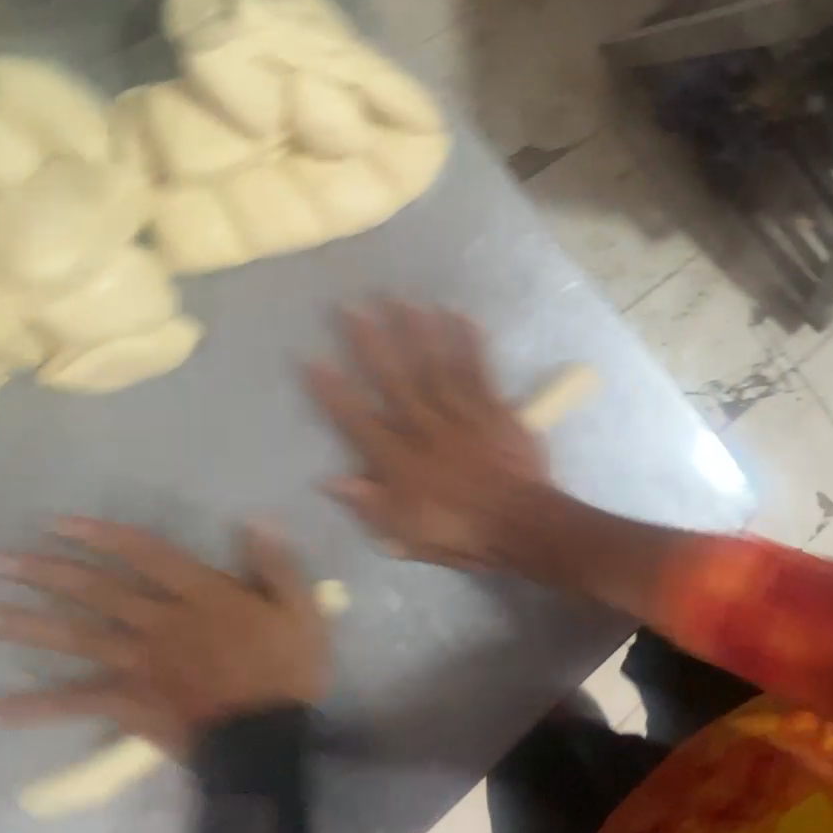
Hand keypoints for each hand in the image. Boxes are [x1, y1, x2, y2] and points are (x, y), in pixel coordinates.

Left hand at [0, 518, 328, 754]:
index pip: (148, 556)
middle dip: (46, 573)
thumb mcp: (300, 608)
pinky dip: (31, 706)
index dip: (105, 537)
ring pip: (76, 639)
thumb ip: (275, 565)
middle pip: (98, 592)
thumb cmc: (286, 667)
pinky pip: (74, 702)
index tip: (60, 523)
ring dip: (23, 626)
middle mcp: (161, 622)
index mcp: (203, 595)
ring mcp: (140, 663)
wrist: (264, 735)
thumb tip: (257, 520)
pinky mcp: (129, 701)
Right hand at [305, 300, 550, 574]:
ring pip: (435, 365)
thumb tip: (329, 480)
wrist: (521, 523)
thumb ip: (369, 504)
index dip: (331, 391)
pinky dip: (470, 341)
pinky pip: (480, 369)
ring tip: (402, 298)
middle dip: (371, 342)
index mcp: (398, 460)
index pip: (355, 420)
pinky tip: (460, 315)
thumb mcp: (406, 534)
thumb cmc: (462, 534)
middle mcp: (424, 428)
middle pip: (393, 379)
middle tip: (353, 306)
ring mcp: (462, 414)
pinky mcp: (495, 408)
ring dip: (417, 330)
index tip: (311, 359)